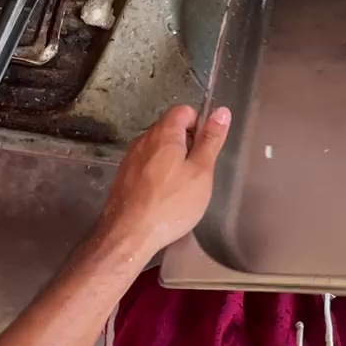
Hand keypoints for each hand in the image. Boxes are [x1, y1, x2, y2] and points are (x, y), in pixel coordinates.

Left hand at [95, 104, 230, 261]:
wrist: (128, 236)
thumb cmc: (171, 204)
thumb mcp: (201, 172)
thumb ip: (211, 140)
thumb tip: (222, 111)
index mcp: (164, 133)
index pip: (183, 110)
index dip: (199, 124)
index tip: (206, 149)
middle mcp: (144, 139)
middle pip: (170, 128)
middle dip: (187, 143)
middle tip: (197, 171)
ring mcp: (130, 158)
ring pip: (158, 147)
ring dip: (172, 159)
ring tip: (181, 187)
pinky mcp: (124, 176)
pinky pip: (146, 164)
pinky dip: (158, 172)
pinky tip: (163, 196)